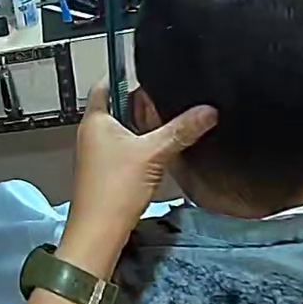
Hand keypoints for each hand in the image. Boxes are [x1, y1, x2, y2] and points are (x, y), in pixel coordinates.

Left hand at [58, 82, 216, 275]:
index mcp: (95, 118)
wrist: (99, 232)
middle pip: (120, 105)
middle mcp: (93, 131)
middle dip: (144, 103)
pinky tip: (164, 148)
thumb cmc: (116, 186)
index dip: (126, 74)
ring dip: (146, 126)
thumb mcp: (153, 154)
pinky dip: (143, 144)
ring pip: (125, 128)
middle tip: (172, 101)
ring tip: (174, 123)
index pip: (106, 82)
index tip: (152, 72)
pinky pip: (127, 146)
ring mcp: (99, 151)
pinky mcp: (107, 168)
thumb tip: (209, 110)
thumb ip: (181, 130)